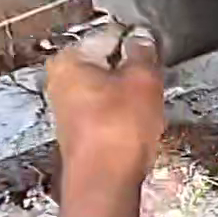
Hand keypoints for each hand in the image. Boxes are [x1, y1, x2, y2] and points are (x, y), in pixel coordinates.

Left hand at [45, 25, 165, 185]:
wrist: (106, 180)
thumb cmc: (120, 126)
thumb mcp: (142, 79)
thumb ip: (143, 53)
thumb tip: (142, 38)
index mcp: (68, 61)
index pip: (109, 36)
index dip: (137, 42)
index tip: (156, 52)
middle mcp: (60, 82)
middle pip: (107, 64)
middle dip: (133, 71)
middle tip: (156, 81)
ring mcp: (69, 109)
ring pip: (110, 89)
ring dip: (132, 94)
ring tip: (151, 105)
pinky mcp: (82, 132)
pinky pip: (109, 112)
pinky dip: (126, 114)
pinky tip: (141, 124)